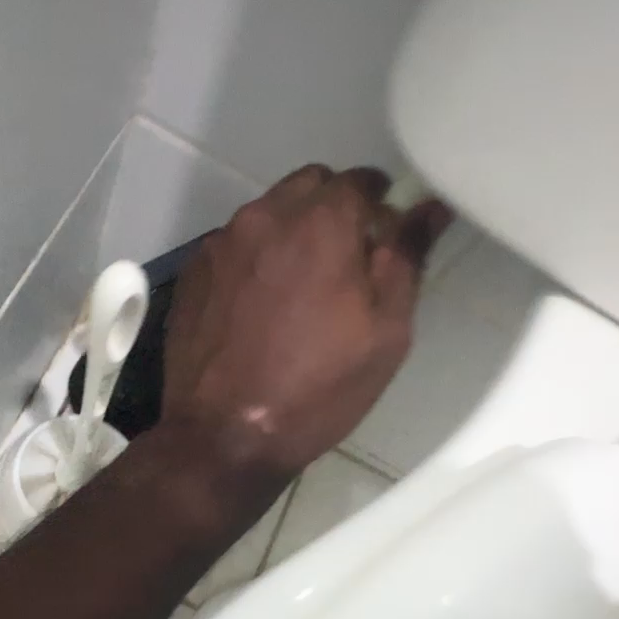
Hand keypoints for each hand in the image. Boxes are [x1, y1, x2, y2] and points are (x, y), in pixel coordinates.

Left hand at [159, 164, 453, 477]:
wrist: (225, 437)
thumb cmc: (317, 390)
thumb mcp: (385, 332)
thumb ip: (407, 258)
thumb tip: (428, 207)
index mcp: (320, 223)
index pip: (360, 180)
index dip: (379, 207)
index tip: (381, 244)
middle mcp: (263, 217)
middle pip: (308, 187)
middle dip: (331, 213)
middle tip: (342, 269)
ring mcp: (219, 245)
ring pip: (266, 215)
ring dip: (288, 236)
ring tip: (295, 295)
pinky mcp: (191, 275)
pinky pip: (232, 248)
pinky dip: (252, 262)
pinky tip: (256, 310)